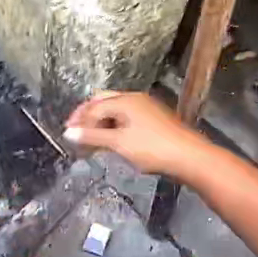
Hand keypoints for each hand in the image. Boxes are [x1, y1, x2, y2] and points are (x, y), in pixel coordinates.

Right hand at [62, 91, 213, 178]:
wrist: (190, 157)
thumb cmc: (152, 148)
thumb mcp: (119, 143)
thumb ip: (92, 137)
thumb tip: (68, 132)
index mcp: (125, 100)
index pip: (94, 106)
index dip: (79, 120)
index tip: (67, 135)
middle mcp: (135, 99)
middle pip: (104, 103)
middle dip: (88, 117)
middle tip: (76, 132)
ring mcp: (146, 109)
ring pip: (115, 112)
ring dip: (100, 124)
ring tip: (90, 141)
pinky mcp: (153, 121)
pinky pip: (126, 119)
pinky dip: (114, 128)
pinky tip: (110, 142)